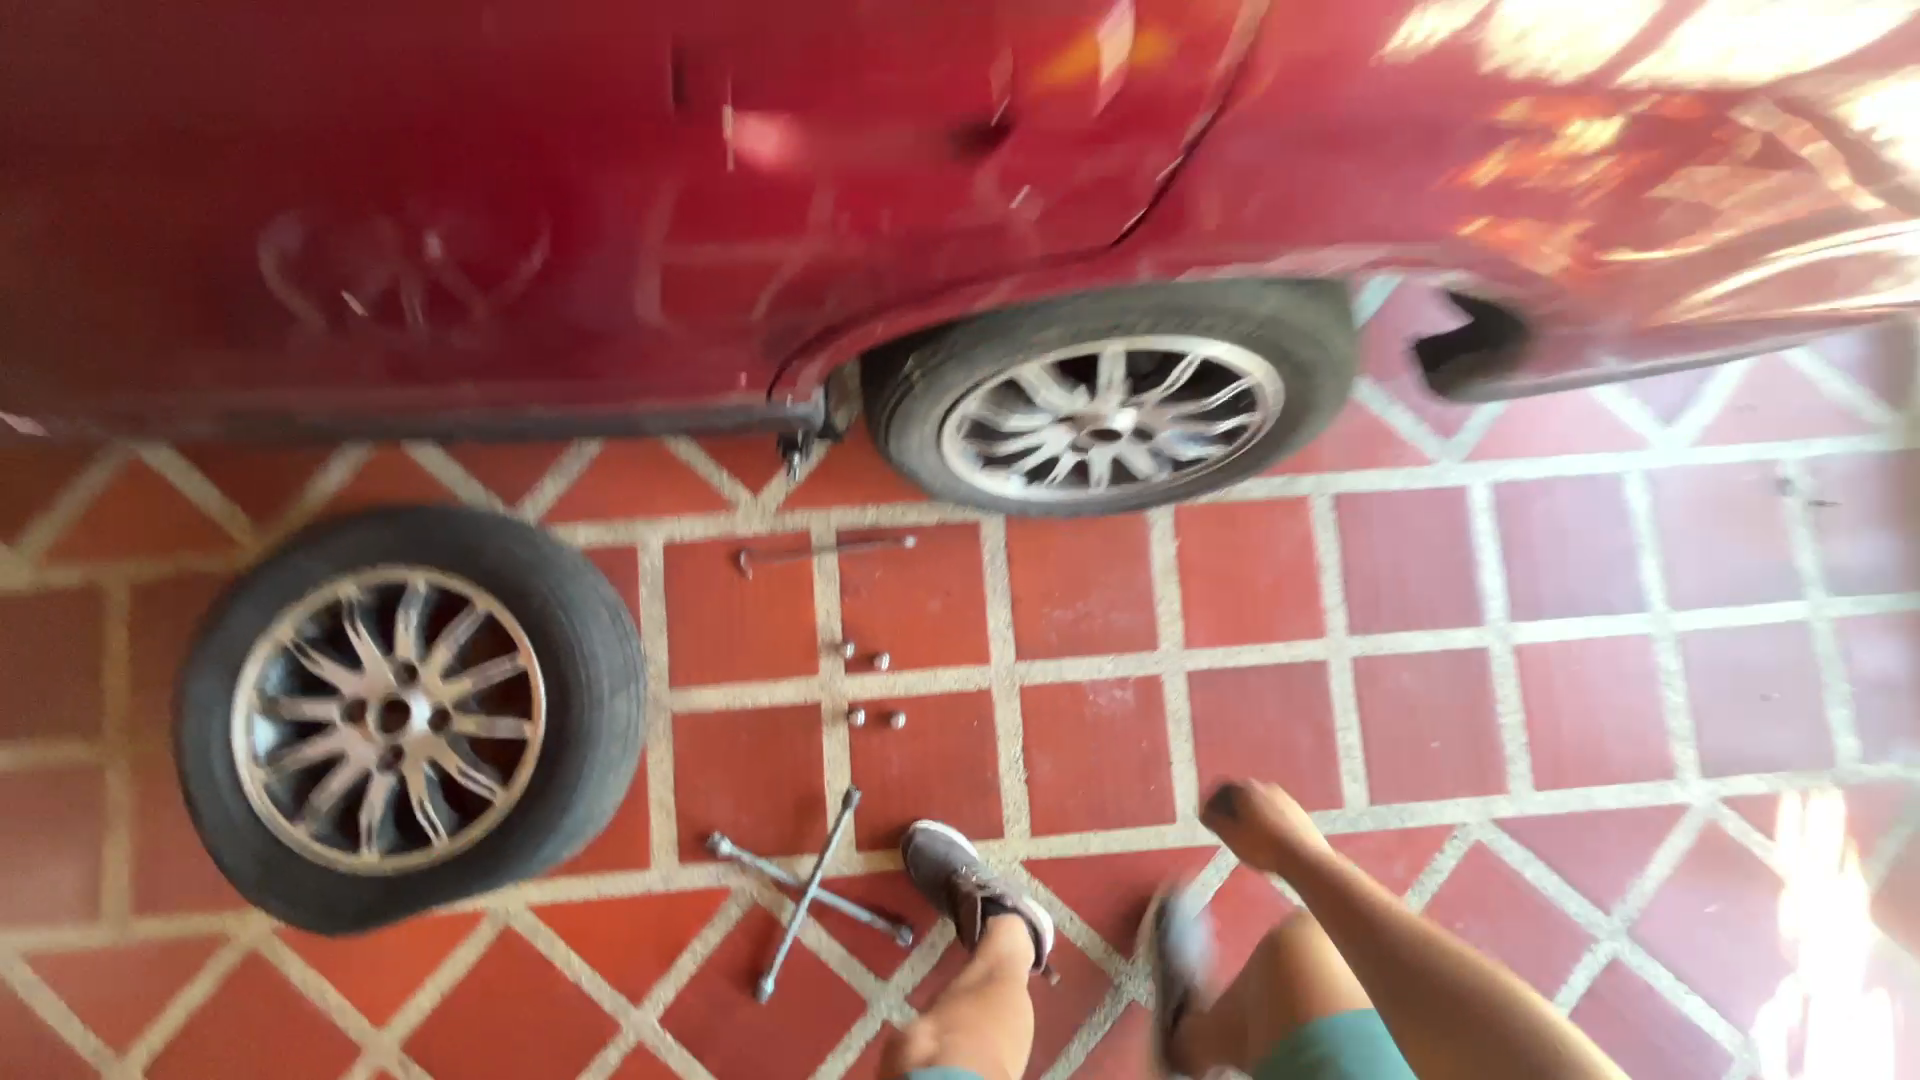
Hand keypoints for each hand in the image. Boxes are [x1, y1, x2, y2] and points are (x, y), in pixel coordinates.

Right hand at [1200, 780, 1332, 876]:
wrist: (1306, 858)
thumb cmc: (1262, 846)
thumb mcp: (1230, 836)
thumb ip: (1213, 820)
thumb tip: (1205, 812)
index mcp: (1244, 788)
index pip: (1220, 788)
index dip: (1210, 802)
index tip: (1208, 818)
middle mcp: (1263, 786)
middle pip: (1240, 793)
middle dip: (1230, 807)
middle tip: (1225, 826)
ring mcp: (1283, 796)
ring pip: (1258, 802)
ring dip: (1249, 814)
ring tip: (1246, 834)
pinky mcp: (1297, 810)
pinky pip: (1273, 810)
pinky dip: (1265, 819)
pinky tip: (1267, 837)